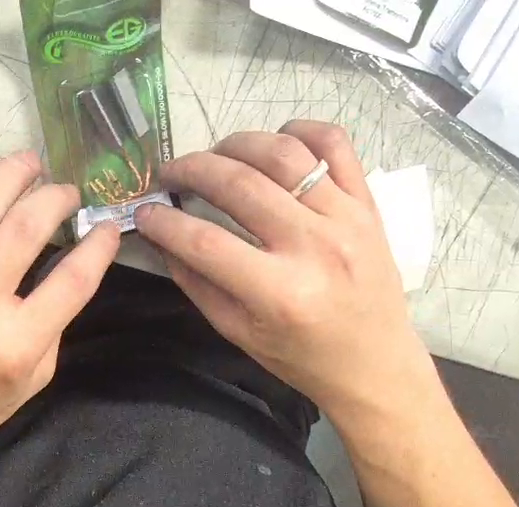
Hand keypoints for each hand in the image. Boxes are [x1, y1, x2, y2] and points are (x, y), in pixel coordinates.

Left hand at [0, 139, 121, 464]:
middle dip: (53, 199)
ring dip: (10, 176)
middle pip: (23, 231)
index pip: (70, 281)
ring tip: (30, 162)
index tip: (108, 226)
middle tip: (65, 191)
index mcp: (15, 346)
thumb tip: (72, 266)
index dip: (97, 246)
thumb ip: (54, 325)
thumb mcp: (32, 380)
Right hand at [134, 121, 430, 410]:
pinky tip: (274, 144)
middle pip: (240, 185)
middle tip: (170, 173)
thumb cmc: (301, 358)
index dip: (166, 223)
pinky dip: (300, 131)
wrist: (374, 362)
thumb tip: (165, 241)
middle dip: (193, 170)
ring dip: (238, 144)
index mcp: (278, 293)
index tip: (144, 212)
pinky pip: (334, 144)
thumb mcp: (239, 334)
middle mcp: (313, 247)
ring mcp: (345, 218)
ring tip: (215, 156)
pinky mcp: (367, 202)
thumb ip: (200, 286)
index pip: (206, 243)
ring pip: (283, 153)